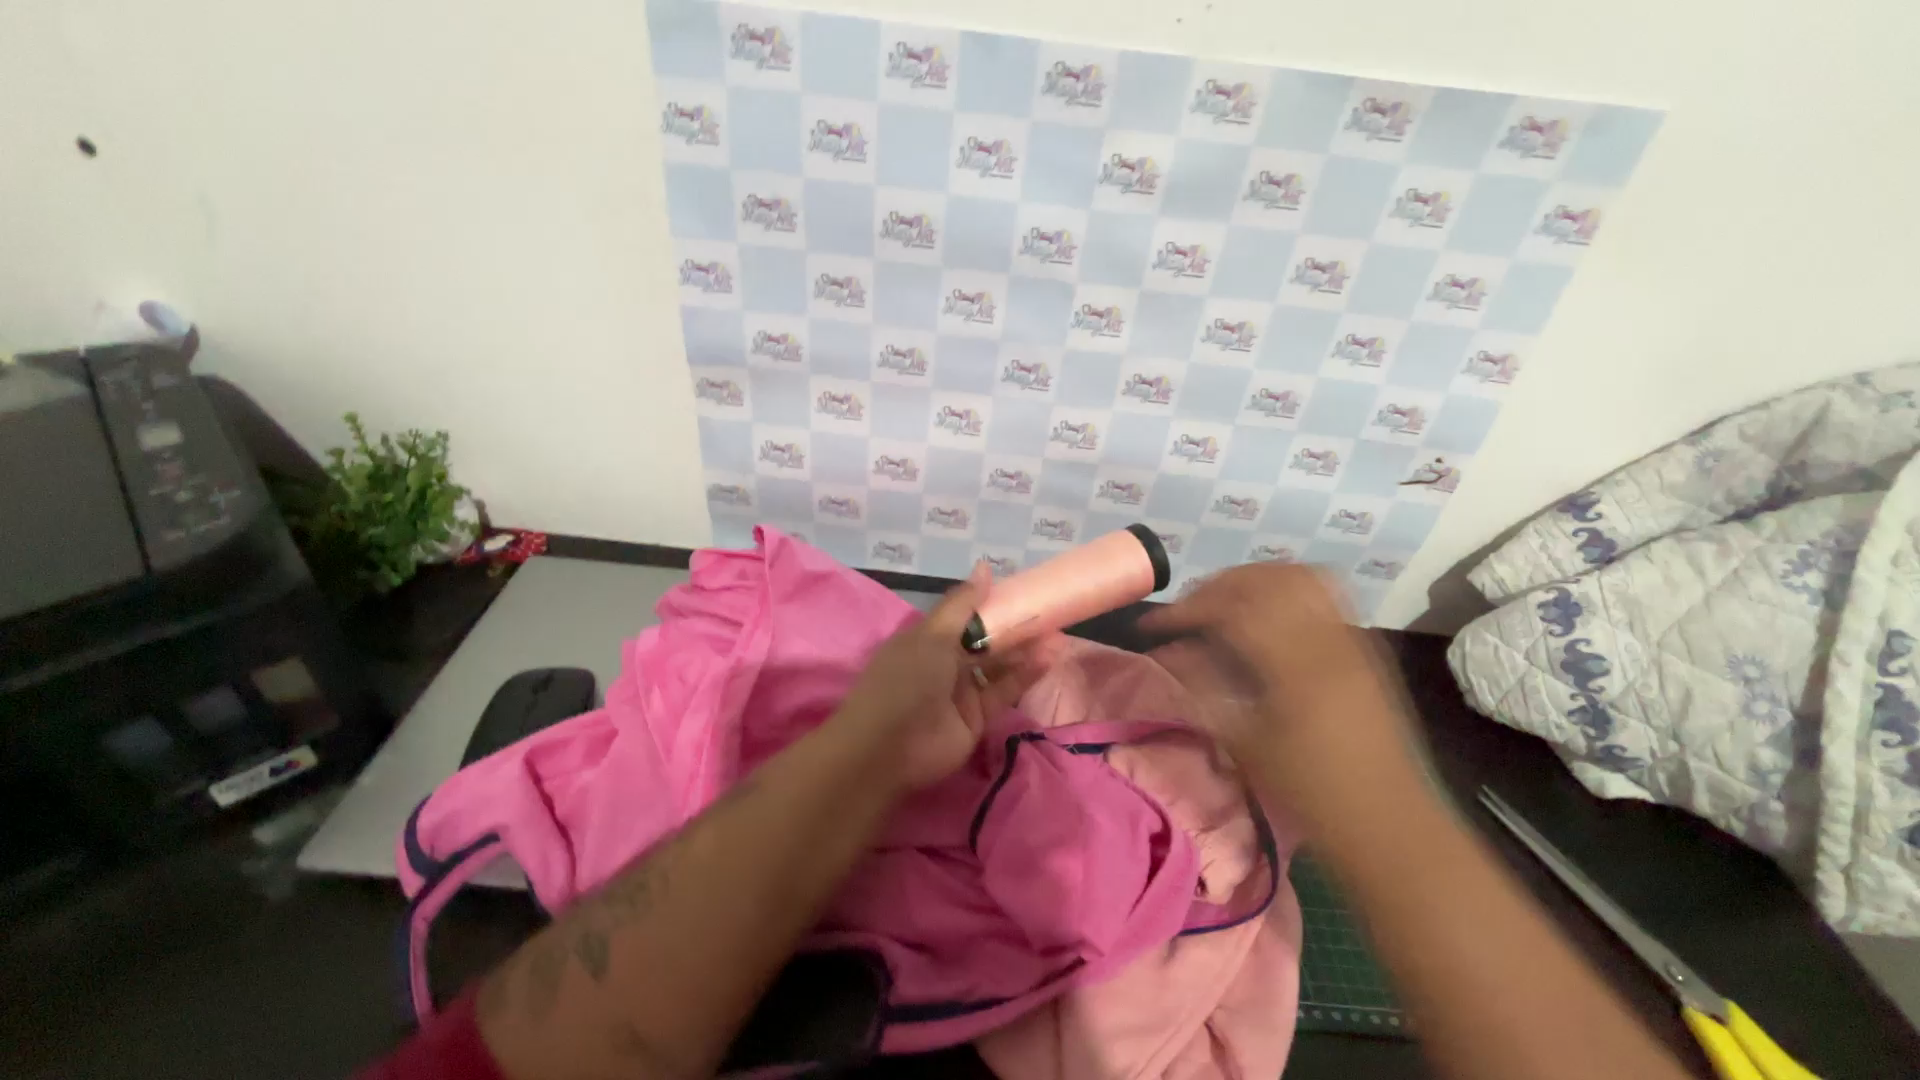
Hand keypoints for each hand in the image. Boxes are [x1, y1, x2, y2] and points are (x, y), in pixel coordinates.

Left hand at [833, 564, 1053, 790]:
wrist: (887, 749)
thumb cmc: (905, 680)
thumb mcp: (931, 635)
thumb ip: (962, 604)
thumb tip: (985, 566)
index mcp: (926, 638)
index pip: (964, 616)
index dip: (991, 604)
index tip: (1022, 591)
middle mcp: (944, 662)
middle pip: (984, 640)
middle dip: (1014, 628)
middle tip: (1049, 613)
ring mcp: (961, 691)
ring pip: (998, 666)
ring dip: (1025, 651)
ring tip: (1057, 636)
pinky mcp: (977, 718)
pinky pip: (1004, 692)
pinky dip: (1025, 676)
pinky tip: (1048, 659)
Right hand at [1140, 563, 1421, 830]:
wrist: (1390, 822)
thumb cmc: (1311, 793)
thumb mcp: (1247, 744)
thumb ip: (1205, 690)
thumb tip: (1170, 656)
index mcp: (1293, 667)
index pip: (1230, 610)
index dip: (1185, 609)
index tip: (1154, 625)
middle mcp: (1327, 639)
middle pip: (1265, 580)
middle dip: (1217, 587)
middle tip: (1188, 610)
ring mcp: (1352, 638)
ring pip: (1300, 577)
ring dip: (1254, 581)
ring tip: (1224, 604)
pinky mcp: (1365, 647)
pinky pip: (1325, 596)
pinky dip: (1286, 591)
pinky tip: (1266, 616)